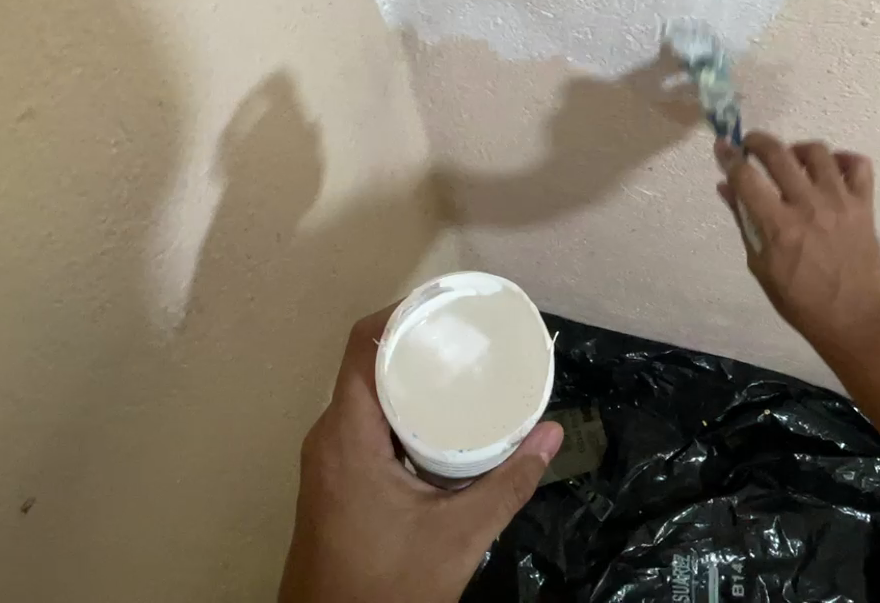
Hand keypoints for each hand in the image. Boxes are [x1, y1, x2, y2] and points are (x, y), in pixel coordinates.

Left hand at [278, 308, 564, 602]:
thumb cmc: (387, 587)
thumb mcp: (458, 537)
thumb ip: (509, 482)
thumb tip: (552, 433)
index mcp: (347, 436)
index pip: (364, 346)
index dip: (402, 313)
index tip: (447, 305)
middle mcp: (328, 437)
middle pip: (367, 362)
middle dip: (416, 340)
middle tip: (467, 332)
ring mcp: (327, 458)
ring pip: (365, 392)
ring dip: (407, 372)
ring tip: (458, 362)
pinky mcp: (334, 478)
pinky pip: (363, 418)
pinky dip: (398, 402)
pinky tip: (435, 412)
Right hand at [718, 131, 879, 354]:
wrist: (853, 318)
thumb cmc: (799, 299)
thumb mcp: (760, 265)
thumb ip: (744, 221)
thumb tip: (725, 187)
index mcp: (779, 226)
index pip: (746, 177)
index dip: (729, 157)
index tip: (723, 147)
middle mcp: (808, 207)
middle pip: (778, 154)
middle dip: (757, 142)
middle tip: (751, 145)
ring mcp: (840, 203)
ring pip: (818, 152)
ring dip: (797, 149)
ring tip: (792, 160)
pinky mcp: (864, 206)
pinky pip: (859, 165)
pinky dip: (843, 160)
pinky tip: (830, 170)